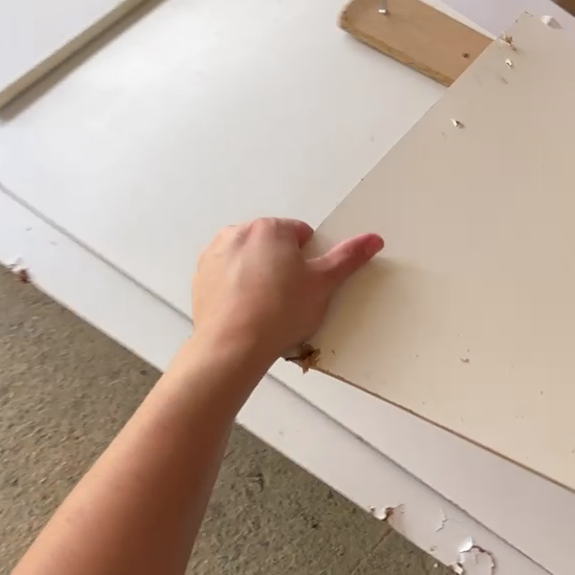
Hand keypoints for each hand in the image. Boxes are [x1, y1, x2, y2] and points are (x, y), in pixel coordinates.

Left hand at [183, 218, 382, 367]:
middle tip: (291, 298)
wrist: (233, 346)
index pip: (301, 235)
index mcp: (271, 229)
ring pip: (249, 260)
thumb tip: (372, 239)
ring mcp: (215, 254)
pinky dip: (238, 288)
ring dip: (260, 275)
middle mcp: (238, 233)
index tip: (308, 283)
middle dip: (283, 265)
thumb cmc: (279, 312)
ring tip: (268, 307)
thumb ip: (349, 257)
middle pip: (273, 245)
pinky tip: (249, 311)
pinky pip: (228, 276)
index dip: (310, 260)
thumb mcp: (324, 284)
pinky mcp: (201, 277)